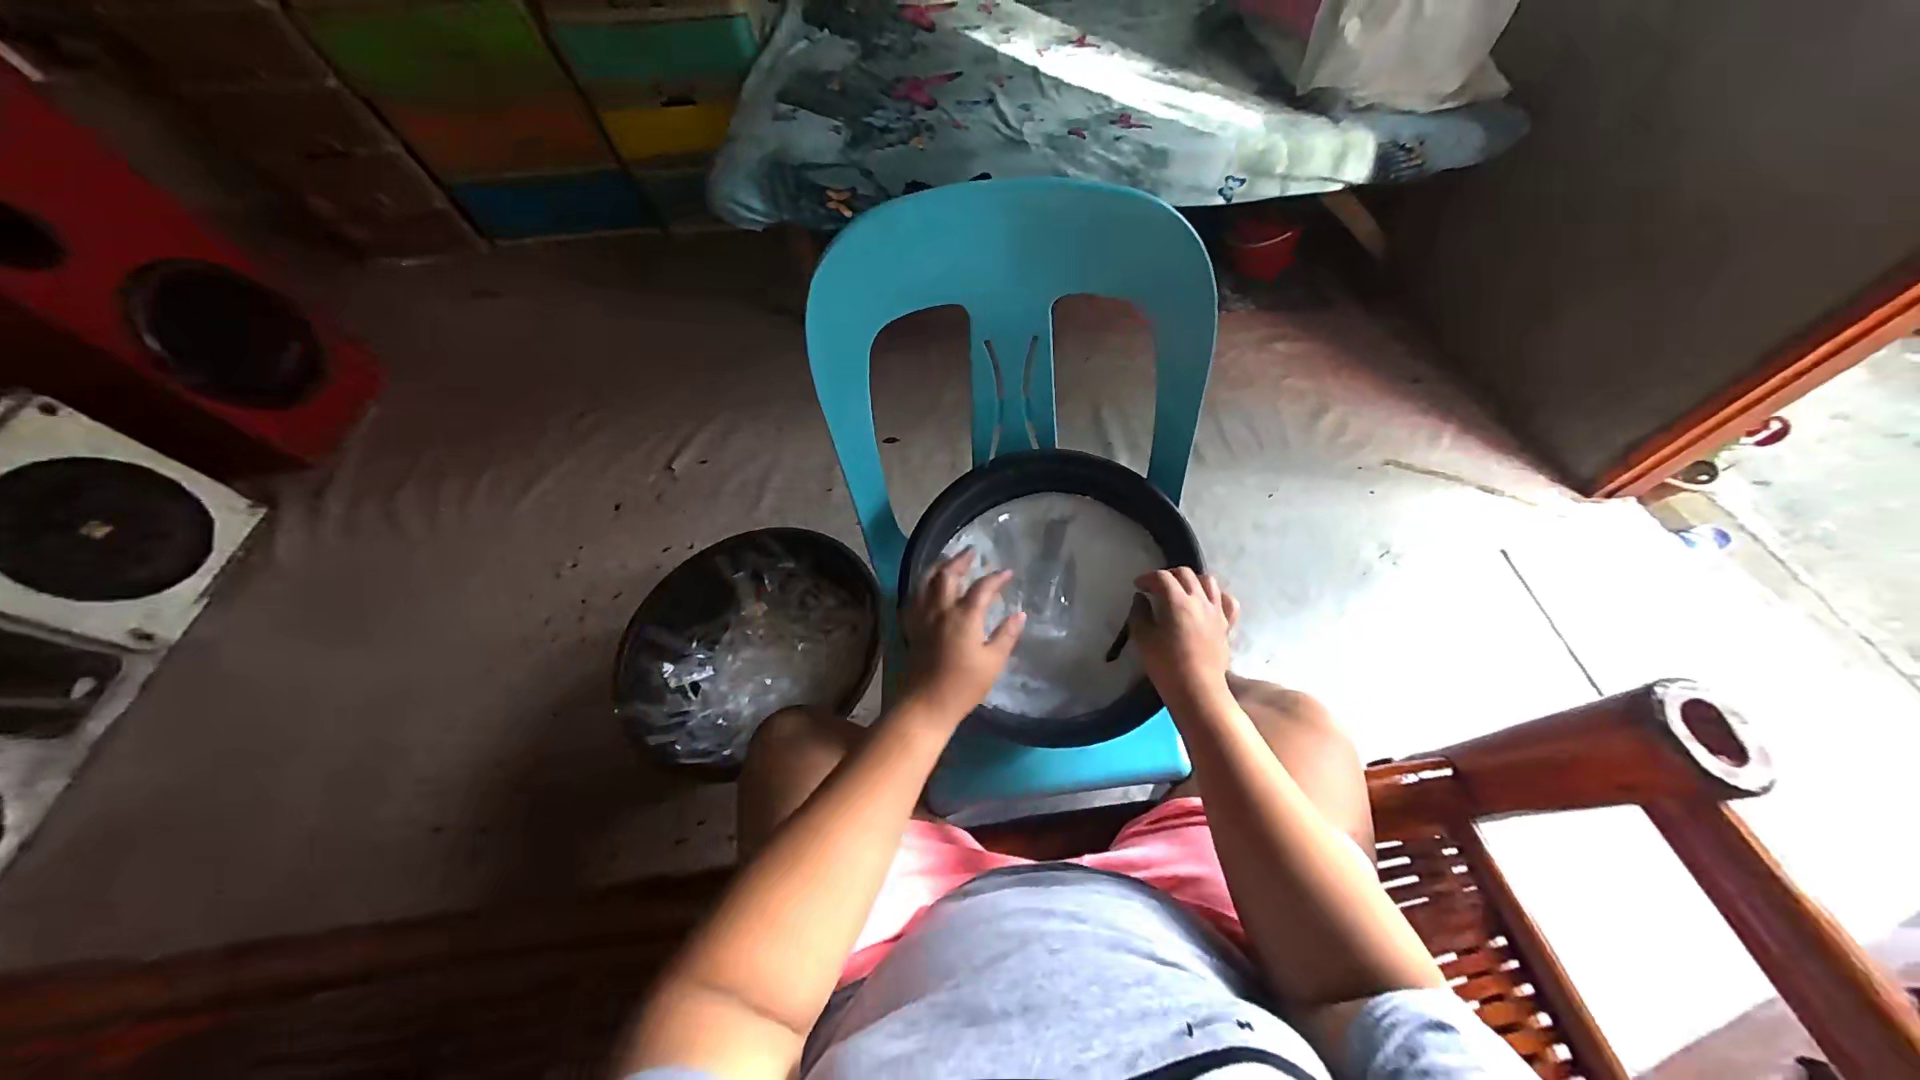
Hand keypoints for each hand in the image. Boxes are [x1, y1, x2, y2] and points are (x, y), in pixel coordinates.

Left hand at [901, 550, 1025, 717]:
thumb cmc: (964, 686)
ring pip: (926, 582)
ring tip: (947, 561)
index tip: (1007, 572)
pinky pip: (914, 599)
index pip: (981, 588)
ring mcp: (922, 618)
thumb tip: (1019, 615)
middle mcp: (940, 611)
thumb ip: (1006, 636)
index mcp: (963, 617)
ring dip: (938, 567)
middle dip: (960, 560)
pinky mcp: (911, 629)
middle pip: (947, 575)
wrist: (926, 704)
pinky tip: (926, 589)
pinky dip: (922, 587)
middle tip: (971, 552)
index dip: (996, 577)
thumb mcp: (993, 662)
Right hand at [1129, 568, 1238, 707]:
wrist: (1197, 690)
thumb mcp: (1143, 638)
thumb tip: (1141, 598)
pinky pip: (1226, 601)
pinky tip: (1207, 603)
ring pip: (1208, 582)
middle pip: (1185, 574)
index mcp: (1177, 601)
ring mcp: (1216, 612)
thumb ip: (1139, 613)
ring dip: (1192, 580)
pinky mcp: (1226, 625)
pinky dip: (1215, 596)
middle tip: (1156, 587)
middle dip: (1168, 575)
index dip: (1147, 578)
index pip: (1161, 577)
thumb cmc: (1166, 665)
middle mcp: (1199, 600)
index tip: (1137, 586)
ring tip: (1181, 591)